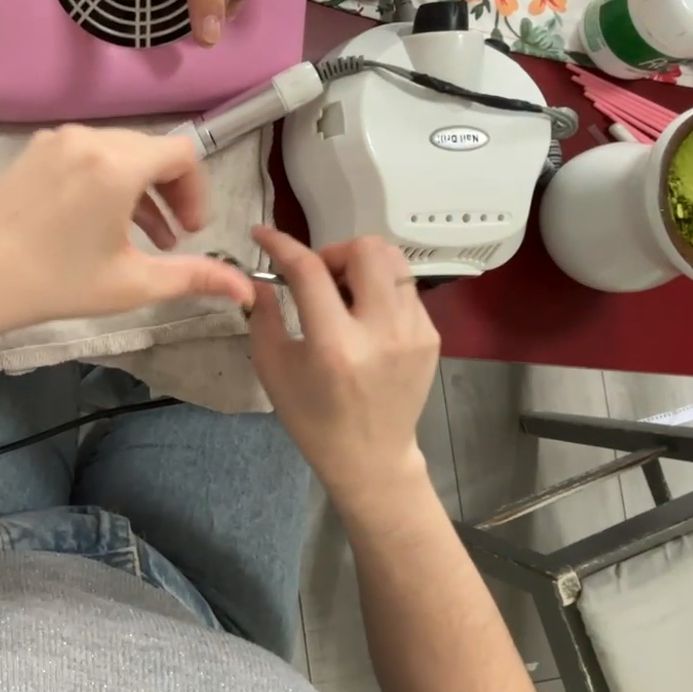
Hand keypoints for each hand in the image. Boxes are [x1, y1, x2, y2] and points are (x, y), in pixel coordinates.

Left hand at [0, 126, 254, 336]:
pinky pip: (83, 157)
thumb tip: (245, 288)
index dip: (197, 192)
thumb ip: (194, 278)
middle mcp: (88, 137)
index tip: (191, 231)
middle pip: (149, 151)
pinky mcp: (30, 152)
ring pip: (116, 154)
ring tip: (137, 237)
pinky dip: (103, 182)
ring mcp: (53, 141)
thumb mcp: (131, 283)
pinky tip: (95, 224)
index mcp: (118, 163)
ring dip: (137, 190)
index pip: (183, 154)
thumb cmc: (54, 283)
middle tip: (171, 238)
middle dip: (169, 193)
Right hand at [248, 226, 440, 501]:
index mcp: (334, 344)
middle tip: (316, 277)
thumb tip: (261, 278)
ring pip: (393, 261)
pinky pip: (404, 287)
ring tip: (342, 294)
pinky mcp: (431, 335)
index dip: (281, 244)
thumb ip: (263, 316)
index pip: (309, 271)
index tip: (263, 234)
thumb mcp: (273, 368)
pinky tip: (363, 317)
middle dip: (333, 251)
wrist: (370, 457)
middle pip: (366, 250)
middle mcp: (381, 332)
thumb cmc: (312, 417)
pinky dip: (378, 288)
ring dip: (359, 265)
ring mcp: (414, 332)